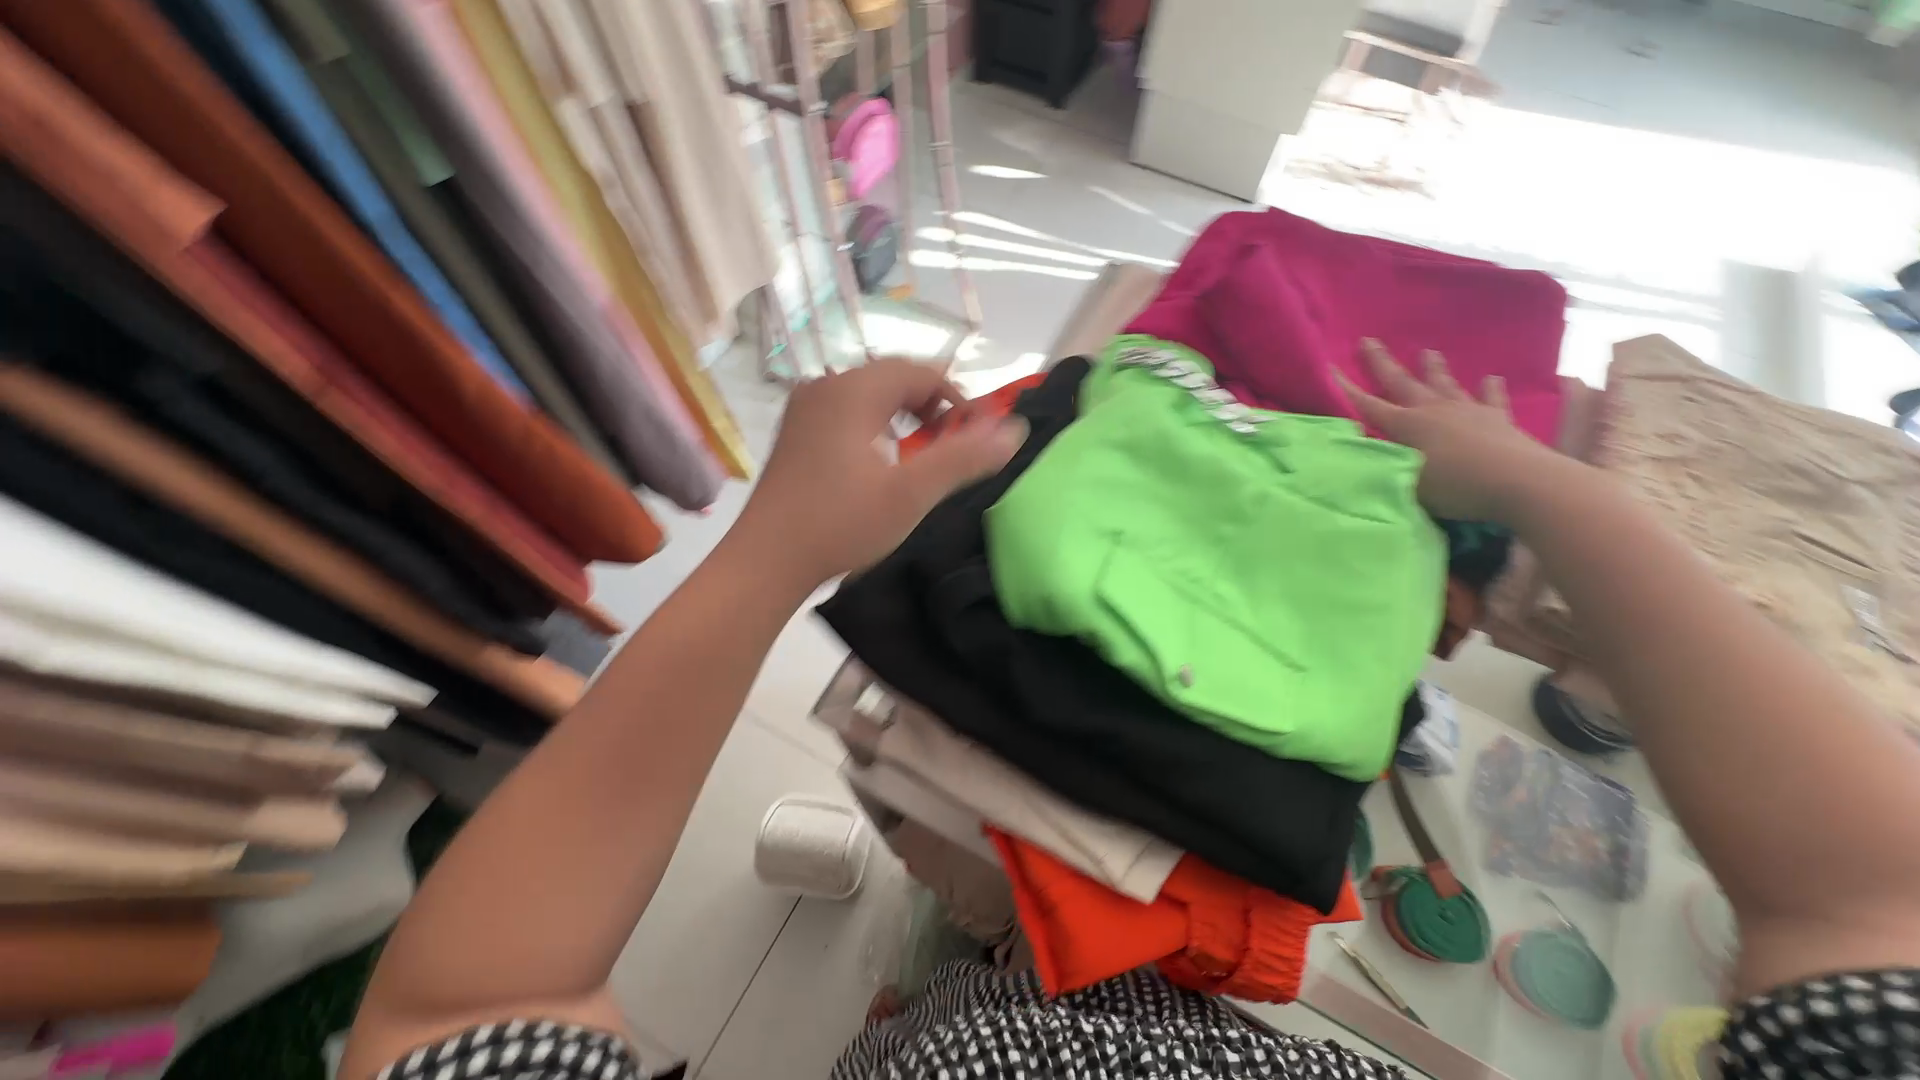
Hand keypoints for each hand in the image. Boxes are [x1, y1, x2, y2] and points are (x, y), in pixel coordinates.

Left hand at [732, 358, 1028, 585]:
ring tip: (921, 455)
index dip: (956, 398)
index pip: (919, 372)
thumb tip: (1015, 430)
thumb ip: (964, 457)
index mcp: (853, 391)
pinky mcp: (795, 434)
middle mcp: (825, 387)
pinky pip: (846, 413)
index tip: (977, 435)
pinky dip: (875, 426)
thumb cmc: (841, 524)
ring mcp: (804, 409)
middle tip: (952, 446)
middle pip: (893, 378)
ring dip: (903, 416)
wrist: (765, 561)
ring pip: (869, 396)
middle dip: (931, 406)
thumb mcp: (911, 493)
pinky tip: (880, 463)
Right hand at [1338, 340, 1564, 523]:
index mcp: (1406, 426)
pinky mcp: (1497, 419)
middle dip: (1382, 362)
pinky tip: (1492, 379)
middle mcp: (1432, 411)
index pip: (1367, 405)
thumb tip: (1362, 457)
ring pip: (1444, 384)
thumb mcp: (1407, 484)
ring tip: (1427, 352)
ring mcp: (1467, 411)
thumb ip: (1384, 467)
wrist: (1518, 481)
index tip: (1330, 368)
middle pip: (1402, 382)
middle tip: (1368, 340)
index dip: (1346, 389)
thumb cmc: (1455, 486)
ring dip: (1433, 368)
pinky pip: (1491, 399)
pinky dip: (1490, 389)